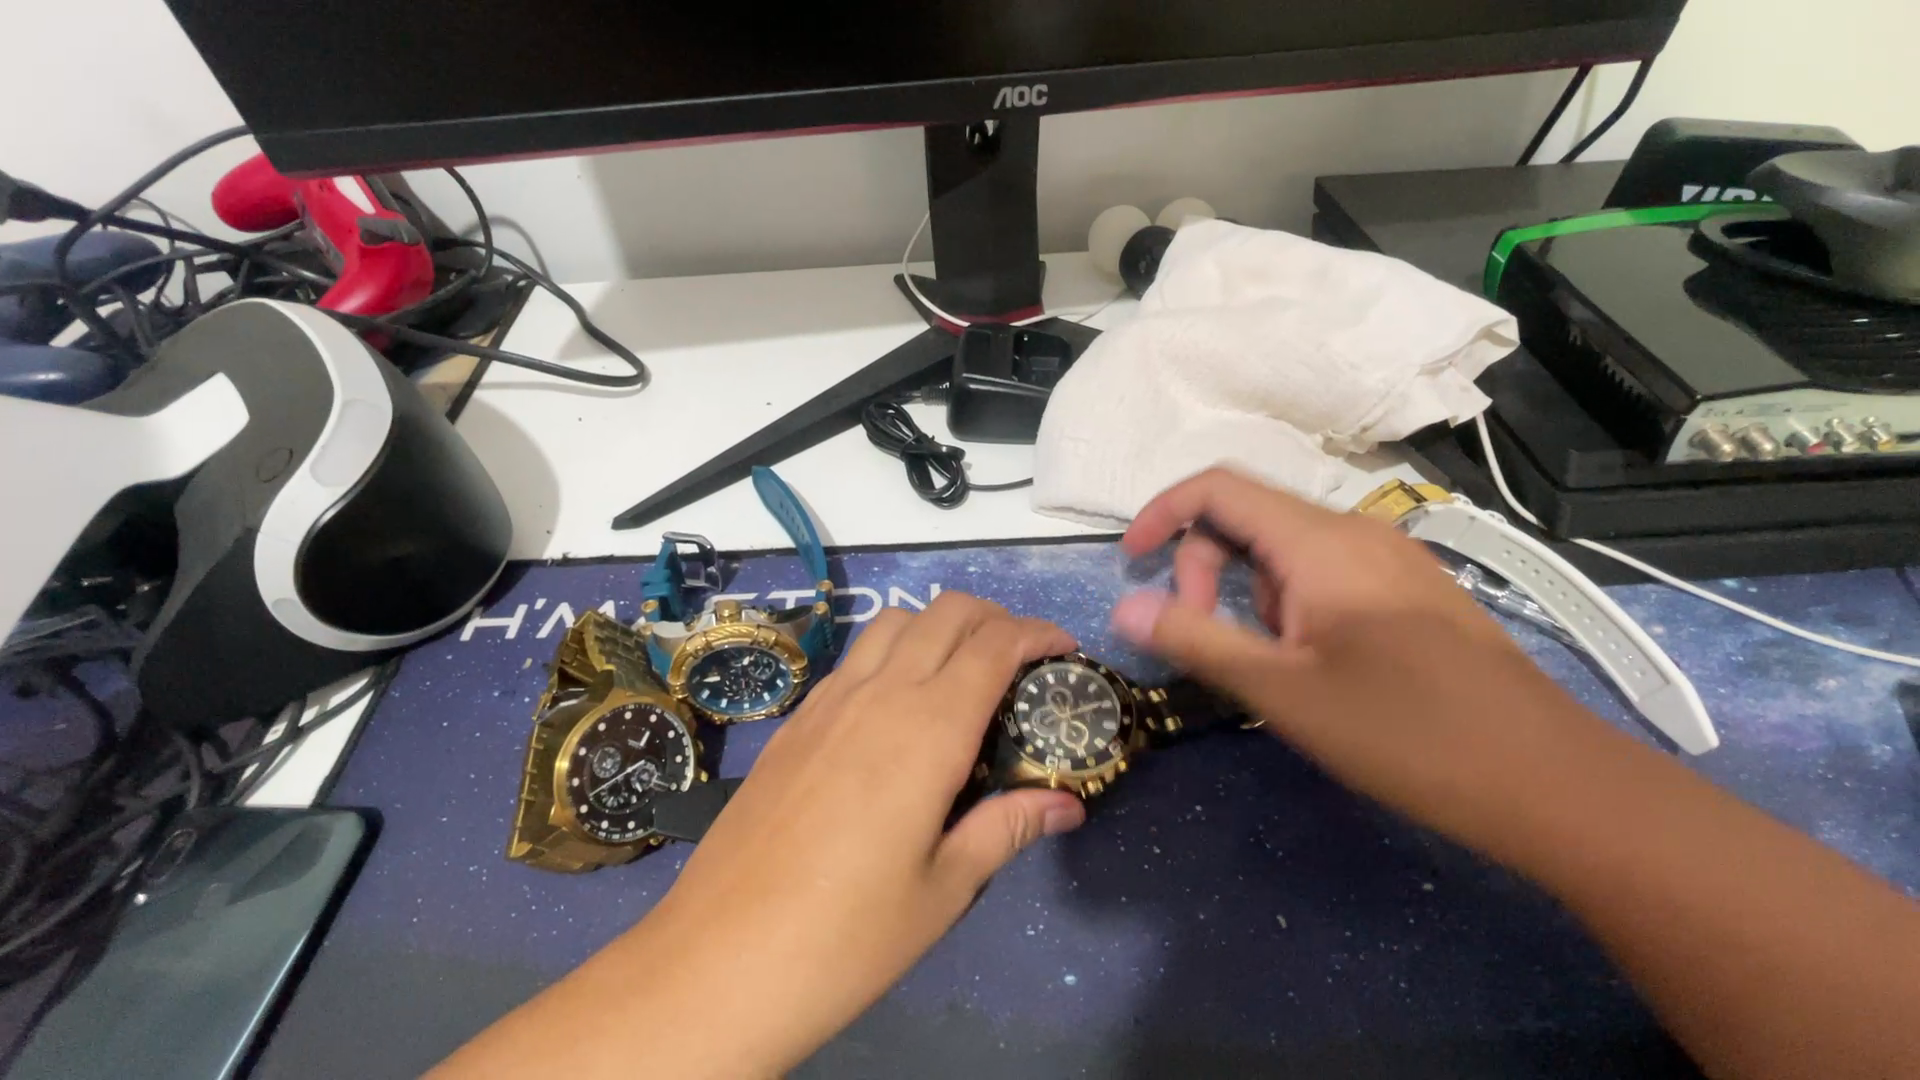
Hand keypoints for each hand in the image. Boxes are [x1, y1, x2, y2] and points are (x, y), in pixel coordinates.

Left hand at [433, 593, 1086, 1079]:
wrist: (719, 959)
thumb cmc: (848, 935)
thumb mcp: (944, 889)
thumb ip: (1007, 828)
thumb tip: (1067, 805)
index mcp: (928, 729)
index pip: (994, 645)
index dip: (1037, 633)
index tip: (1065, 649)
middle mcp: (879, 695)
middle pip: (945, 612)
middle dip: (995, 616)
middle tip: (1022, 658)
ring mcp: (828, 702)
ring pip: (893, 622)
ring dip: (938, 625)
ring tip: (962, 670)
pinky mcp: (794, 721)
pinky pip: (855, 658)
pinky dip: (892, 651)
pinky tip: (897, 705)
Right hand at [1107, 467, 1610, 851]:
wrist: (1550, 780)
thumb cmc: (1406, 732)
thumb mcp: (1283, 691)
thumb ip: (1196, 640)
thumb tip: (1123, 607)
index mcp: (1321, 541)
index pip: (1219, 486)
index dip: (1162, 511)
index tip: (1131, 562)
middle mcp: (1357, 532)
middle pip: (1249, 517)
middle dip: (1204, 567)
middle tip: (1202, 637)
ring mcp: (1391, 560)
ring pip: (1287, 549)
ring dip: (1248, 592)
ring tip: (1266, 664)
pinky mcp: (1411, 593)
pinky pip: (1325, 573)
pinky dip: (1287, 602)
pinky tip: (1310, 662)